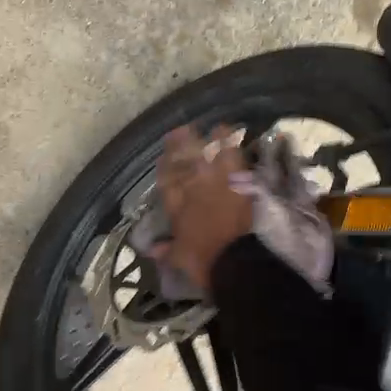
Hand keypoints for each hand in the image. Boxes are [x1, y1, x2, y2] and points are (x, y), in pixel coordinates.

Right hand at [153, 126, 253, 290]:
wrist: (235, 261)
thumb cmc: (203, 261)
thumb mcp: (180, 258)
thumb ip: (167, 250)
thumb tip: (152, 250)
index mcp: (176, 206)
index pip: (166, 180)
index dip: (164, 167)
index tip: (163, 157)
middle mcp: (193, 188)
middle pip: (184, 160)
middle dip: (180, 145)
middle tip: (179, 130)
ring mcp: (217, 182)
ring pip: (208, 153)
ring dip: (208, 140)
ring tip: (212, 128)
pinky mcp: (239, 183)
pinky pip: (233, 158)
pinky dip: (230, 144)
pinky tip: (231, 133)